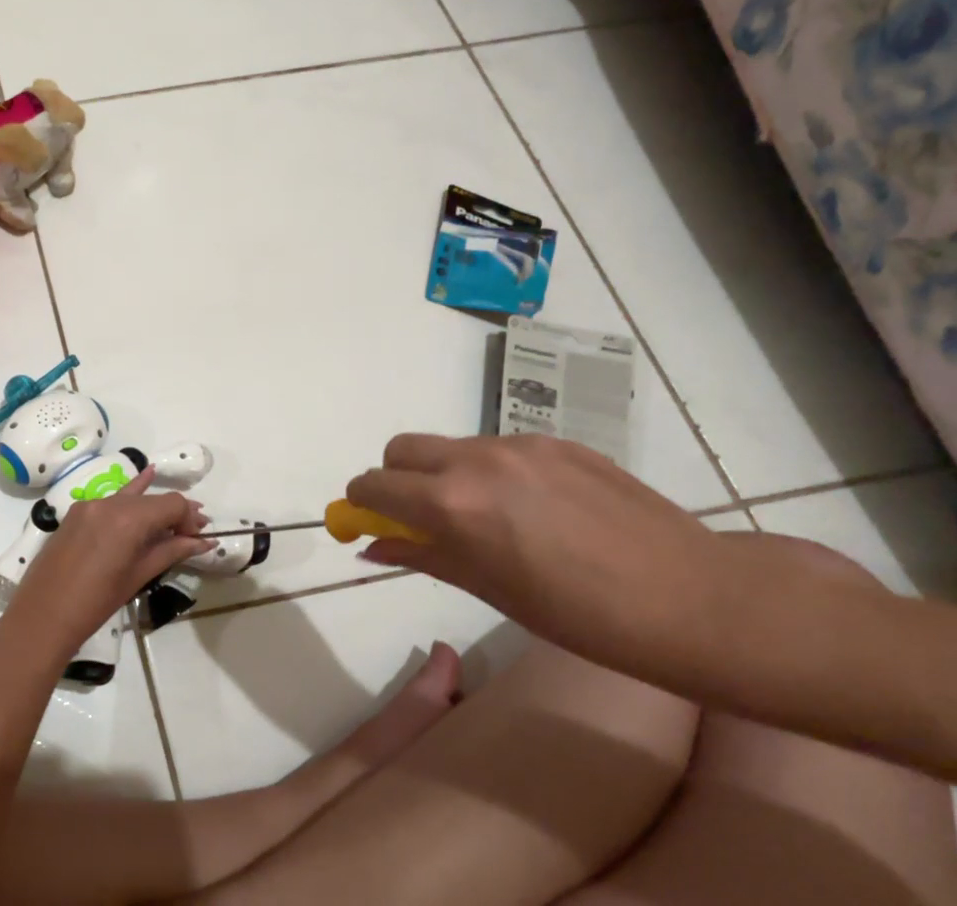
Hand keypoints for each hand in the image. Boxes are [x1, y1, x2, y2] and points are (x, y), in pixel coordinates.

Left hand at [1, 468, 211, 662]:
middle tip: (193, 532)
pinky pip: (110, 502)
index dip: (189, 518)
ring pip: (130, 498)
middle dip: (175, 514)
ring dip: (153, 508)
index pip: (171, 504)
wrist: (43, 613)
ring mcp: (88, 505)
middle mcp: (108, 503)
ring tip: (174, 519)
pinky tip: (143, 482)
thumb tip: (203, 542)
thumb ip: (170, 552)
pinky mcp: (75, 513)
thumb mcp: (138, 576)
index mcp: (127, 518)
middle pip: (152, 499)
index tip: (199, 538)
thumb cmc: (96, 601)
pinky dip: (128, 501)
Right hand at [346, 434, 720, 649]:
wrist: (696, 599)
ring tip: (489, 519)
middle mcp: (477, 461)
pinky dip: (491, 471)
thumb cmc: (581, 615)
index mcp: (452, 503)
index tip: (371, 524)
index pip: (373, 485)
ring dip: (445, 473)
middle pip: (402, 449)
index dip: (362, 505)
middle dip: (396, 479)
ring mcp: (522, 445)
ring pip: (452, 446)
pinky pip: (500, 448)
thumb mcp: (489, 589)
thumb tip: (374, 545)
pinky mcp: (560, 442)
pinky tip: (534, 510)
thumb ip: (423, 556)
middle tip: (421, 519)